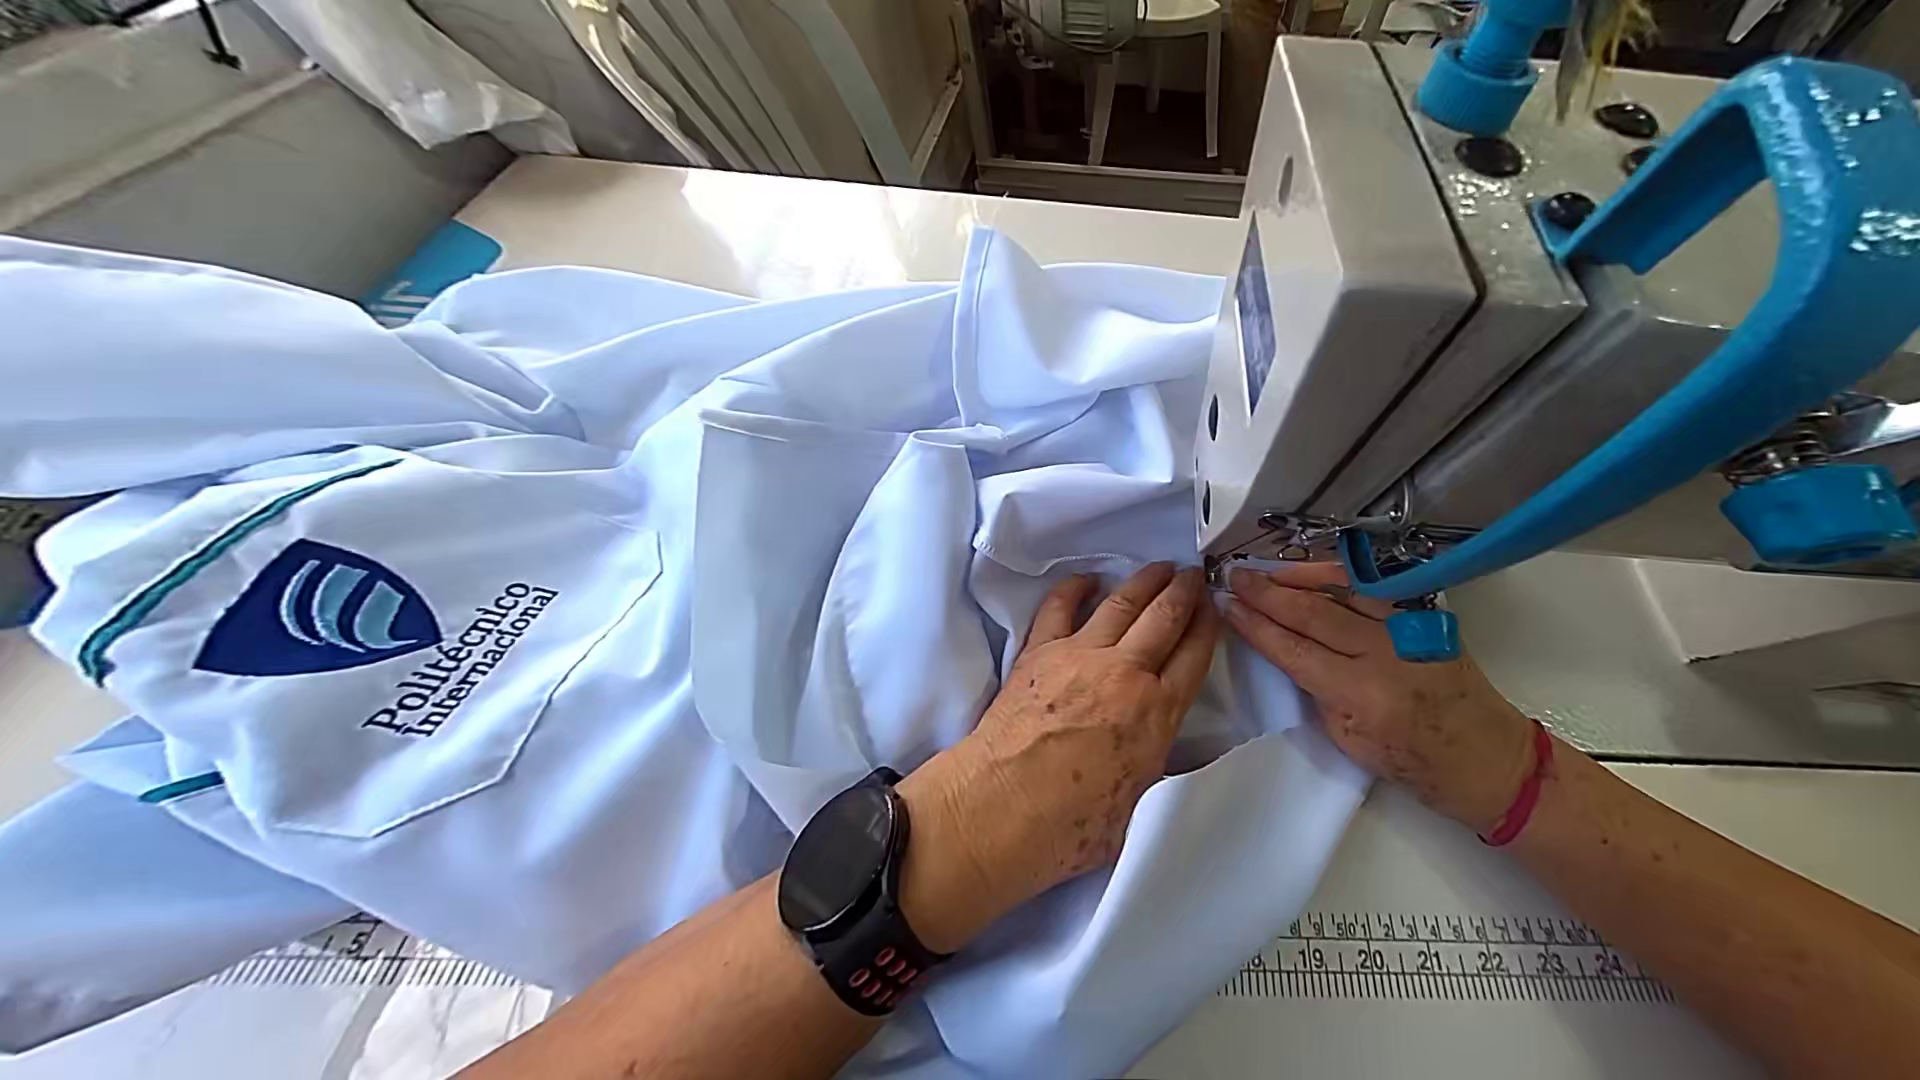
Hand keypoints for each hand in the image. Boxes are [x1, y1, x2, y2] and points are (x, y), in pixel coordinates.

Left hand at [895, 563, 1219, 952]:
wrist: (1004, 806)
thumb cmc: (1071, 824)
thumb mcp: (1136, 801)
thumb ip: (1147, 761)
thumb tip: (1147, 745)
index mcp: (1156, 714)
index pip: (1194, 658)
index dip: (1208, 629)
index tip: (1214, 609)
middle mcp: (1125, 675)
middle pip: (1163, 619)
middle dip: (1182, 592)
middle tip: (1192, 575)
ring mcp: (1080, 657)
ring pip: (1120, 606)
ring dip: (1143, 582)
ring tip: (1159, 568)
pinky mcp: (1039, 652)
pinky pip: (1060, 608)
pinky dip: (1075, 589)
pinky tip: (1087, 579)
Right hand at [1222, 561, 1534, 833]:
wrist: (1492, 760)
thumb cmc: (1414, 764)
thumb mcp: (1347, 739)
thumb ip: (1316, 690)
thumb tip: (1286, 649)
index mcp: (1362, 694)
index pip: (1293, 649)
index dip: (1255, 625)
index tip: (1226, 606)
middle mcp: (1386, 653)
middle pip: (1313, 611)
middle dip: (1267, 593)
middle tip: (1235, 578)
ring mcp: (1410, 630)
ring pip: (1342, 589)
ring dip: (1297, 576)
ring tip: (1263, 572)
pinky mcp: (1425, 619)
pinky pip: (1370, 589)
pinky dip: (1335, 577)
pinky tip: (1309, 572)